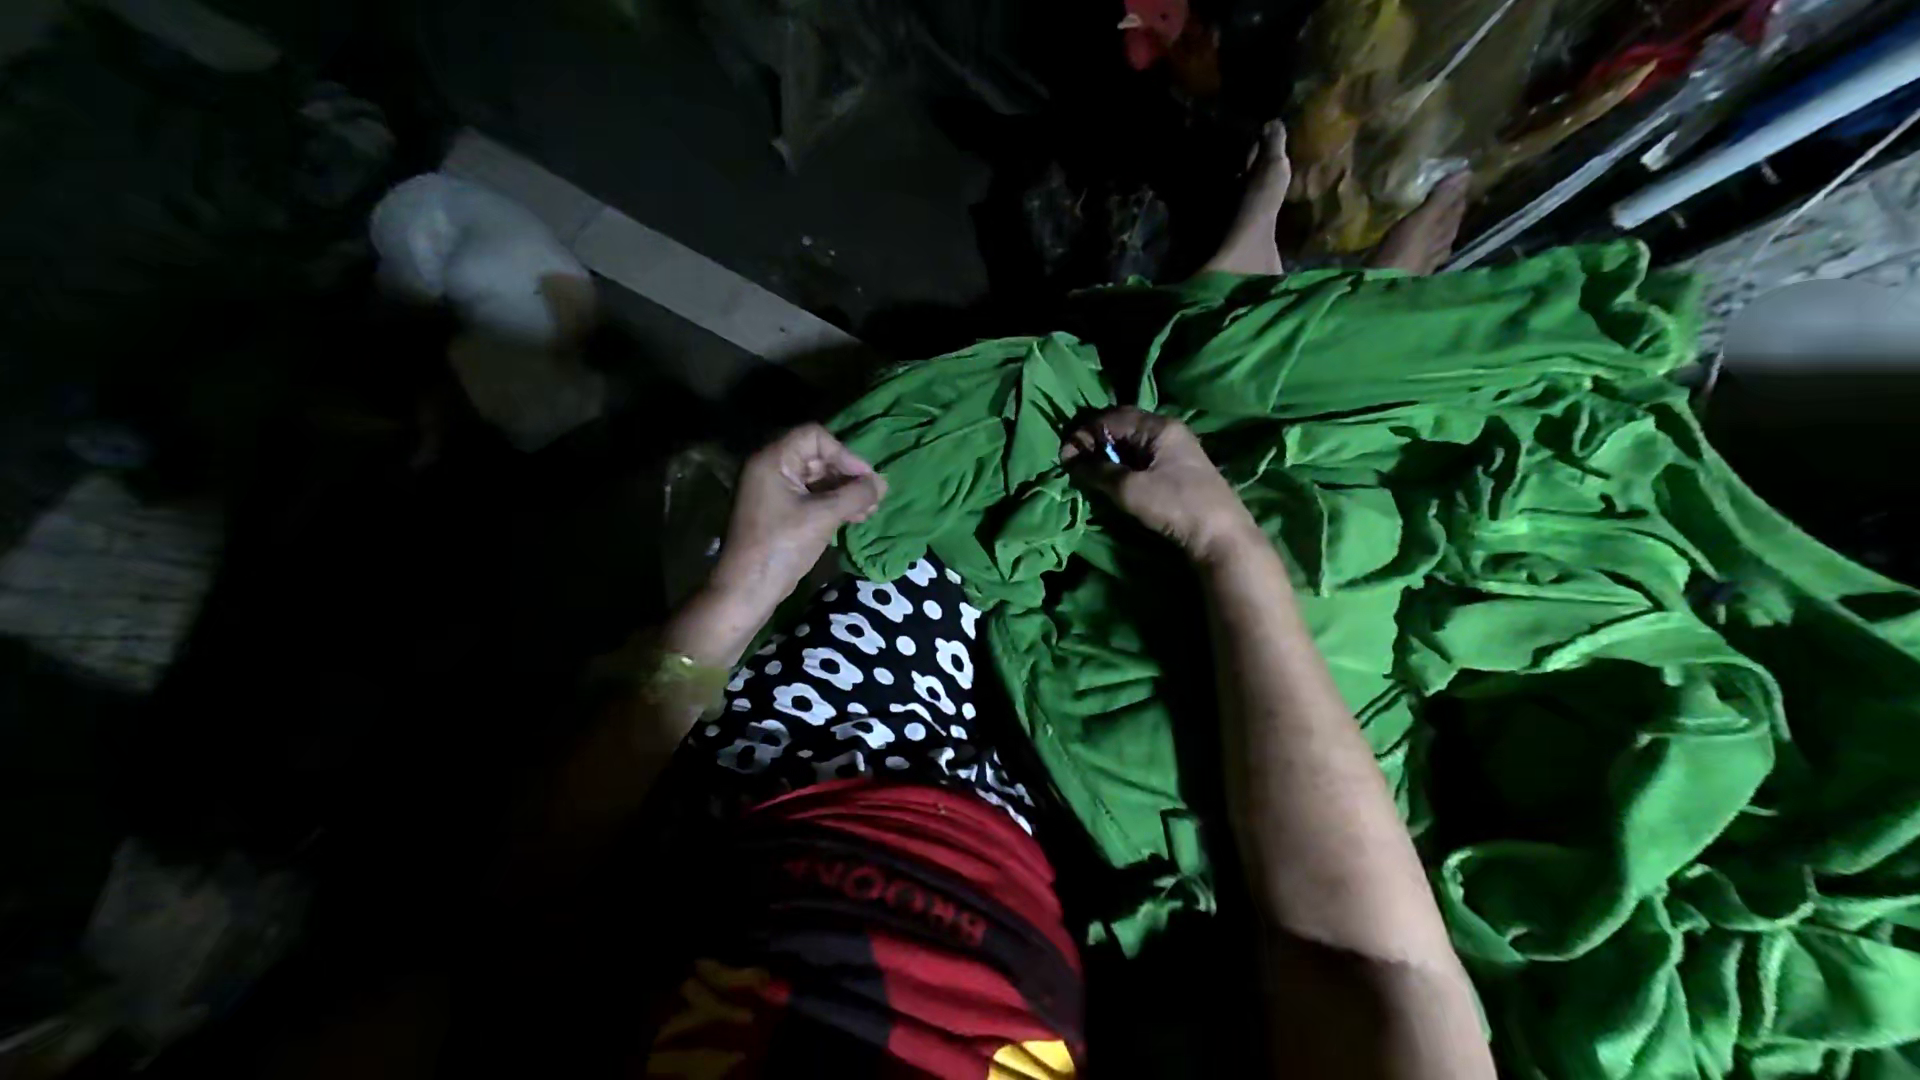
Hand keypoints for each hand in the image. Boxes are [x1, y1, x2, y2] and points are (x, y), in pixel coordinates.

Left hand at [711, 424, 886, 610]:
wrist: (748, 589)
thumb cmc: (782, 546)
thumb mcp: (823, 516)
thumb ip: (855, 495)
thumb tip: (883, 484)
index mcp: (773, 460)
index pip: (815, 437)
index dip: (844, 453)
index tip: (865, 478)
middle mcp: (772, 469)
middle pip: (819, 457)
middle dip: (849, 475)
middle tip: (874, 497)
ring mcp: (775, 492)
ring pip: (819, 480)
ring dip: (846, 492)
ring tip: (869, 511)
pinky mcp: (782, 513)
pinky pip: (813, 498)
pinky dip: (835, 505)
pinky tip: (855, 518)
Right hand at [1061, 407, 1259, 563]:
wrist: (1220, 535)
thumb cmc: (1175, 505)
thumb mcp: (1130, 489)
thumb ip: (1099, 471)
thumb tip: (1073, 463)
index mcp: (1158, 427)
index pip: (1111, 418)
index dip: (1083, 434)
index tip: (1065, 457)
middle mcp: (1167, 430)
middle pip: (1121, 426)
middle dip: (1093, 441)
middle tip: (1073, 463)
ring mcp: (1174, 449)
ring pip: (1130, 442)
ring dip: (1106, 454)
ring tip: (1088, 472)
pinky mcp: (1176, 468)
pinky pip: (1140, 456)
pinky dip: (1120, 463)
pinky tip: (1110, 479)